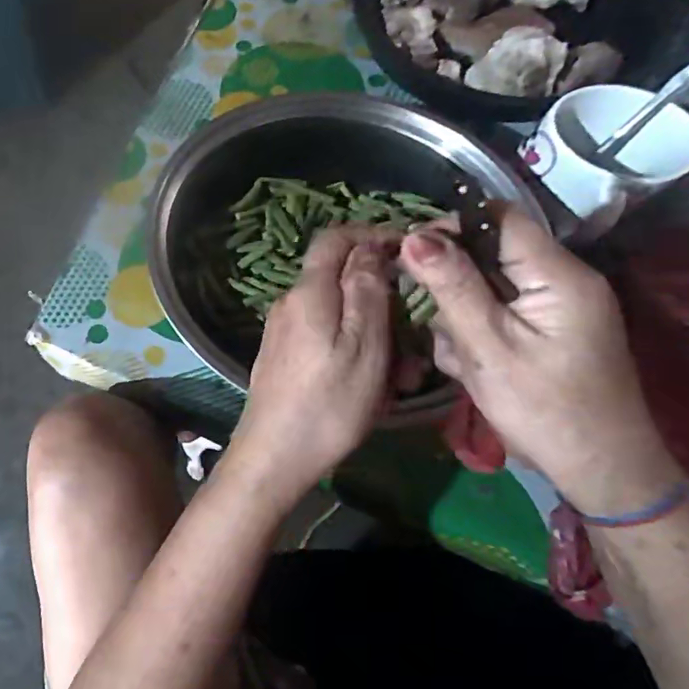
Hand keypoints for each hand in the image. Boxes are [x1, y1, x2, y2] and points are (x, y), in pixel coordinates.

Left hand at [223, 227, 395, 505]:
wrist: (273, 454)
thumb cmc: (327, 403)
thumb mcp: (364, 345)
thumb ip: (367, 290)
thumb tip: (370, 246)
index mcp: (307, 293)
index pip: (334, 238)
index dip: (373, 234)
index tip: (410, 251)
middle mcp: (289, 304)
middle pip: (340, 278)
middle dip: (383, 299)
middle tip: (415, 338)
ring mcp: (282, 330)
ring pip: (339, 314)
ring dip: (376, 335)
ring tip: (401, 377)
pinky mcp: (283, 354)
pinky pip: (326, 338)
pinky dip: (356, 352)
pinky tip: (373, 389)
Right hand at [398, 208, 685, 516]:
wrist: (599, 471)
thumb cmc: (544, 408)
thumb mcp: (488, 345)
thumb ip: (452, 286)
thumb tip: (414, 235)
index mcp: (559, 275)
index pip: (498, 218)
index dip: (449, 227)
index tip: (408, 255)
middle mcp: (561, 280)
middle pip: (486, 251)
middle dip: (450, 282)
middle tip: (435, 321)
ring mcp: (554, 307)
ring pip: (483, 284)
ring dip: (457, 314)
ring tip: (459, 356)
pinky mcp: (543, 329)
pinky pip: (494, 310)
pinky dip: (471, 331)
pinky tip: (469, 365)